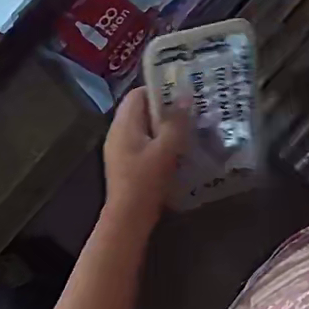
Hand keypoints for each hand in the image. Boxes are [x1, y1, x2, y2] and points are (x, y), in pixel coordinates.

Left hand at [102, 87, 187, 229]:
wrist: (128, 218)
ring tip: (188, 130)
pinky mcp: (126, 164)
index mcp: (123, 124)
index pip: (137, 94)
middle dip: (165, 109)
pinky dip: (159, 143)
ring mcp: (120, 150)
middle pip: (141, 111)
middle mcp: (117, 133)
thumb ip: (176, 123)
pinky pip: (144, 144)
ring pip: (144, 129)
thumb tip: (184, 98)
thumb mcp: (166, 150)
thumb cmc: (145, 180)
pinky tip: (177, 152)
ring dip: (164, 128)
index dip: (159, 90)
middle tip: (190, 111)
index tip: (182, 94)